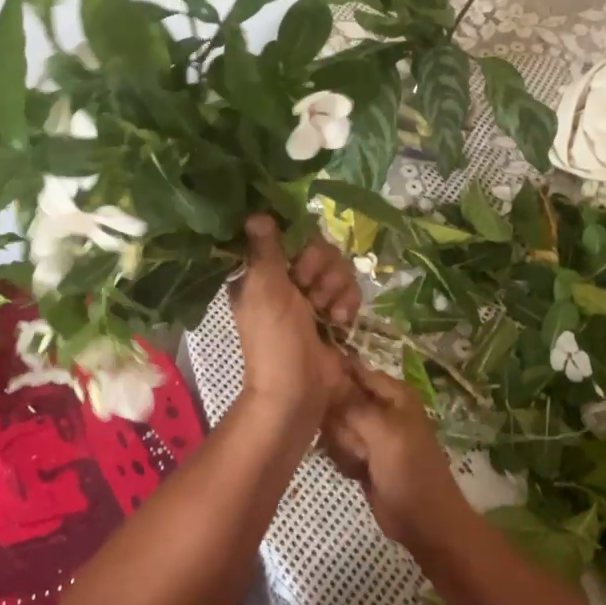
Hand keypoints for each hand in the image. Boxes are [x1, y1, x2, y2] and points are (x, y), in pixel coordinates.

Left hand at [229, 215, 360, 420]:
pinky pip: (350, 289)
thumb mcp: (265, 289)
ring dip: (336, 289)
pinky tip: (338, 322)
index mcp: (261, 270)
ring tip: (325, 313)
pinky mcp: (333, 311)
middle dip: (321, 270)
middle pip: (318, 247)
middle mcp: (286, 278)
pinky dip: (347, 305)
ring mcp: (311, 295)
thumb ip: (265, 250)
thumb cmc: (275, 339)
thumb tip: (255, 213)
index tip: (297, 264)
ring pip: (337, 267)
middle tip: (310, 293)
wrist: (300, 391)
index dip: (300, 246)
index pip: (288, 234)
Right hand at [321, 362, 468, 545]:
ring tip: (357, 459)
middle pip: (338, 397)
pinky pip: (337, 446)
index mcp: (392, 392)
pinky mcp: (362, 454)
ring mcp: (370, 432)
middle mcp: (380, 406)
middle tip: (351, 440)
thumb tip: (324, 374)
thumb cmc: (409, 471)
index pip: (353, 369)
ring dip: (340, 442)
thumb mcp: (383, 432)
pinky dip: (342, 458)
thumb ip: (352, 404)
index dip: (332, 375)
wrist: (424, 524)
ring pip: (334, 423)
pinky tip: (354, 471)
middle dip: (338, 420)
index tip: (313, 389)